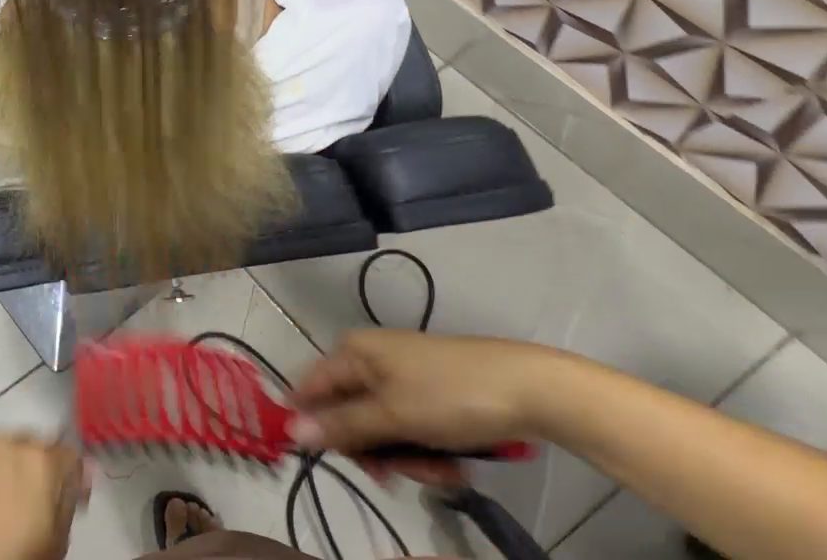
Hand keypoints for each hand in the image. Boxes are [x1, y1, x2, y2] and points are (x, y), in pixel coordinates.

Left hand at [0, 434, 85, 559]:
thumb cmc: (15, 553)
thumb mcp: (58, 538)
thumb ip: (71, 500)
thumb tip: (81, 477)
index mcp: (43, 461)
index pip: (70, 454)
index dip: (73, 476)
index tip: (70, 497)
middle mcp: (10, 443)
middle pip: (35, 445)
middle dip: (40, 466)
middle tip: (35, 499)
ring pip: (3, 447)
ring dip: (9, 464)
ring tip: (3, 497)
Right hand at [291, 331, 570, 466]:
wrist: (535, 390)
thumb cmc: (452, 395)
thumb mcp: (393, 415)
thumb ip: (341, 425)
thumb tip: (291, 429)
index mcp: (352, 352)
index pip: (311, 389)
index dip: (314, 425)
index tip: (333, 461)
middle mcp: (370, 360)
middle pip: (348, 414)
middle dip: (374, 450)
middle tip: (400, 475)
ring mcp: (403, 376)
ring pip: (382, 427)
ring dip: (406, 457)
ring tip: (441, 472)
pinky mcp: (431, 393)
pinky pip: (410, 425)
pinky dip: (426, 449)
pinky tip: (452, 464)